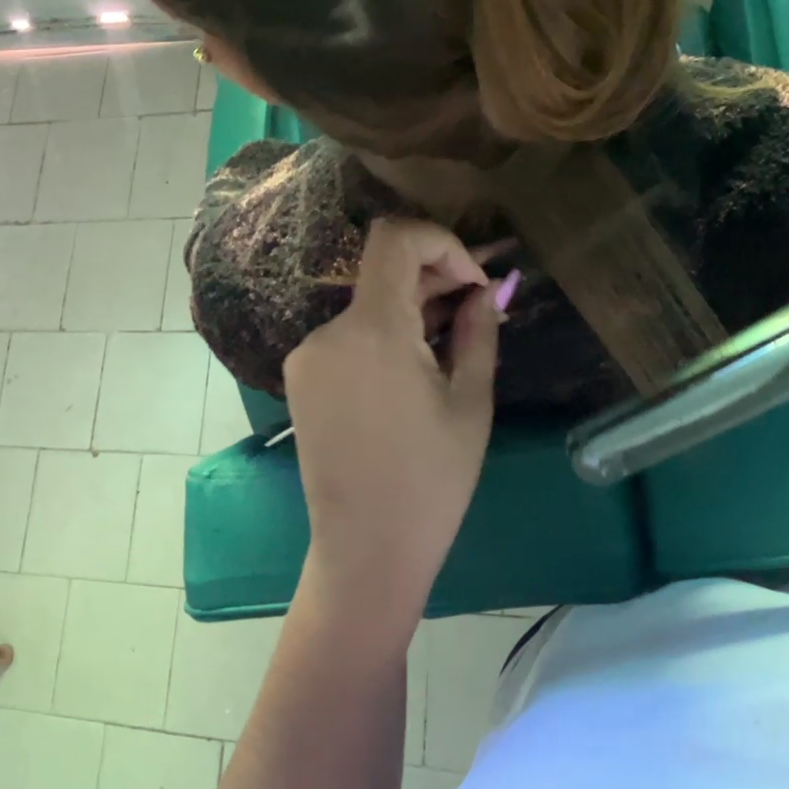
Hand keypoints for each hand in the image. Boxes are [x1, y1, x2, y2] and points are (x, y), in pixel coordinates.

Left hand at [284, 219, 506, 621]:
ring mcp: (307, 356)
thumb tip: (489, 288)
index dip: (441, 243)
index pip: (395, 239)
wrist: (367, 550)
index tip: (474, 283)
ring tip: (450, 348)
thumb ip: (480, 330)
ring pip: (367, 305)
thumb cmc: (432, 481)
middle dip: (434, 278)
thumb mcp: (471, 402)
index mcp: (374, 330)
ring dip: (411, 311)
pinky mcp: (300, 380)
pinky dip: (384, 336)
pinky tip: (413, 373)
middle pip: (382, 272)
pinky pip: (348, 336)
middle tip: (478, 309)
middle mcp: (328, 331)